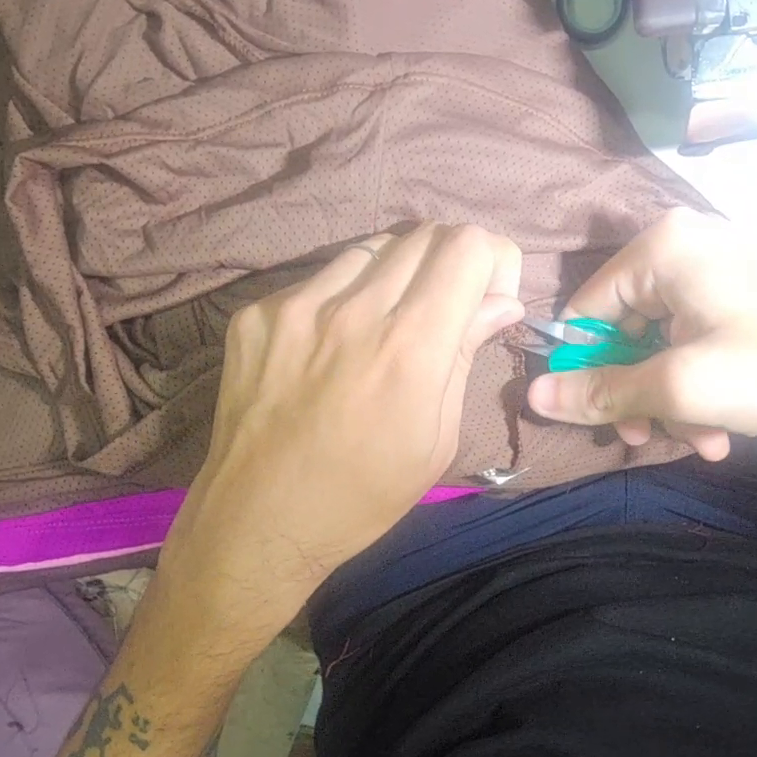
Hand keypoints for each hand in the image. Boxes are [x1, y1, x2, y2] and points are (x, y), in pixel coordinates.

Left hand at [161, 224, 524, 631]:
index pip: (467, 245)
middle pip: (424, 234)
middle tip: (445, 309)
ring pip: (369, 249)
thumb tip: (501, 303)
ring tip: (382, 328)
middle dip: (450, 263)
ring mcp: (296, 306)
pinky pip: (317, 279)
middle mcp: (353, 310)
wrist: (258, 522)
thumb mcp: (436, 441)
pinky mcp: (255, 315)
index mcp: (409, 347)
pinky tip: (332, 346)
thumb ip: (465, 357)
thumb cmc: (363, 496)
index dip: (493, 260)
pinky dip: (341, 298)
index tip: (488, 296)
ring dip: (394, 277)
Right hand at [526, 208, 756, 458]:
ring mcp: (724, 270)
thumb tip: (533, 395)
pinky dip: (704, 387)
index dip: (582, 370)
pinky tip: (726, 427)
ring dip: (674, 402)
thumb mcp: (683, 385)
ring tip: (705, 441)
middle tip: (651, 438)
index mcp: (660, 251)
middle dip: (638, 395)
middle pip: (625, 332)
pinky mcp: (753, 295)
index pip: (583, 311)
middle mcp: (687, 249)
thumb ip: (604, 391)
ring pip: (665, 346)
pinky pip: (702, 342)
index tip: (600, 420)